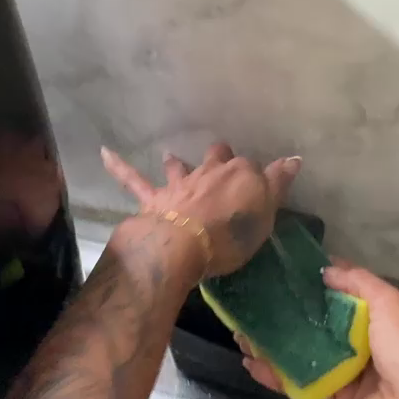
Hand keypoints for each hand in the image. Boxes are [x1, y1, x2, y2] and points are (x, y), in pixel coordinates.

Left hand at [101, 143, 300, 275]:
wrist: (183, 245)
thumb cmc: (231, 235)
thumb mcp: (266, 213)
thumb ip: (278, 183)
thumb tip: (294, 158)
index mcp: (239, 174)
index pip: (253, 169)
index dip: (257, 177)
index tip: (261, 186)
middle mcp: (209, 172)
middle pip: (216, 159)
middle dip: (219, 159)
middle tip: (220, 162)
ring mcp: (180, 184)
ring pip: (179, 167)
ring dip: (177, 163)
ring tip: (173, 157)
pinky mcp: (153, 198)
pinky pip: (132, 179)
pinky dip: (118, 166)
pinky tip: (104, 153)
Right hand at [238, 261, 398, 398]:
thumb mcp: (390, 303)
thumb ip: (358, 283)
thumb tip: (326, 269)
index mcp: (380, 312)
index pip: (343, 291)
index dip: (315, 281)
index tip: (282, 272)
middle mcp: (364, 338)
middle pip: (318, 323)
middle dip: (286, 315)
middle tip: (252, 306)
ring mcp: (349, 368)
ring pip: (305, 353)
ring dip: (275, 346)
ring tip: (242, 336)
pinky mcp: (337, 395)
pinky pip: (303, 383)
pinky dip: (278, 376)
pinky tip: (252, 365)